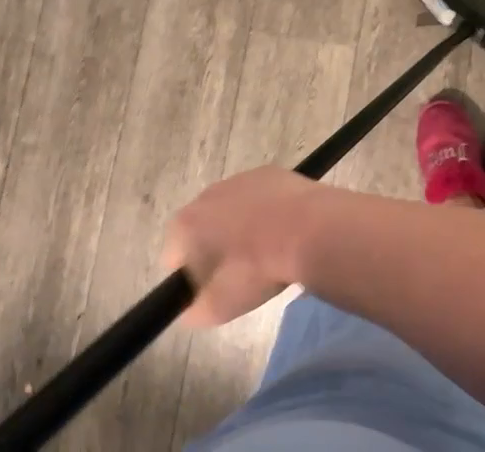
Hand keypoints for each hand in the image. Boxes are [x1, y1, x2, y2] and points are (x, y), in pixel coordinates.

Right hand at [163, 167, 321, 326]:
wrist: (310, 229)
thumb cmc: (257, 269)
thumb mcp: (220, 307)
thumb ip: (195, 312)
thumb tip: (190, 311)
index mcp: (187, 224)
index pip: (174, 254)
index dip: (188, 274)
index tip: (208, 288)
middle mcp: (209, 194)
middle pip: (203, 225)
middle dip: (215, 246)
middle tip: (237, 270)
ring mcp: (242, 178)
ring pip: (233, 207)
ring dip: (242, 225)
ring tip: (265, 248)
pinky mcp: (273, 172)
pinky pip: (261, 196)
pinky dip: (267, 210)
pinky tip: (283, 228)